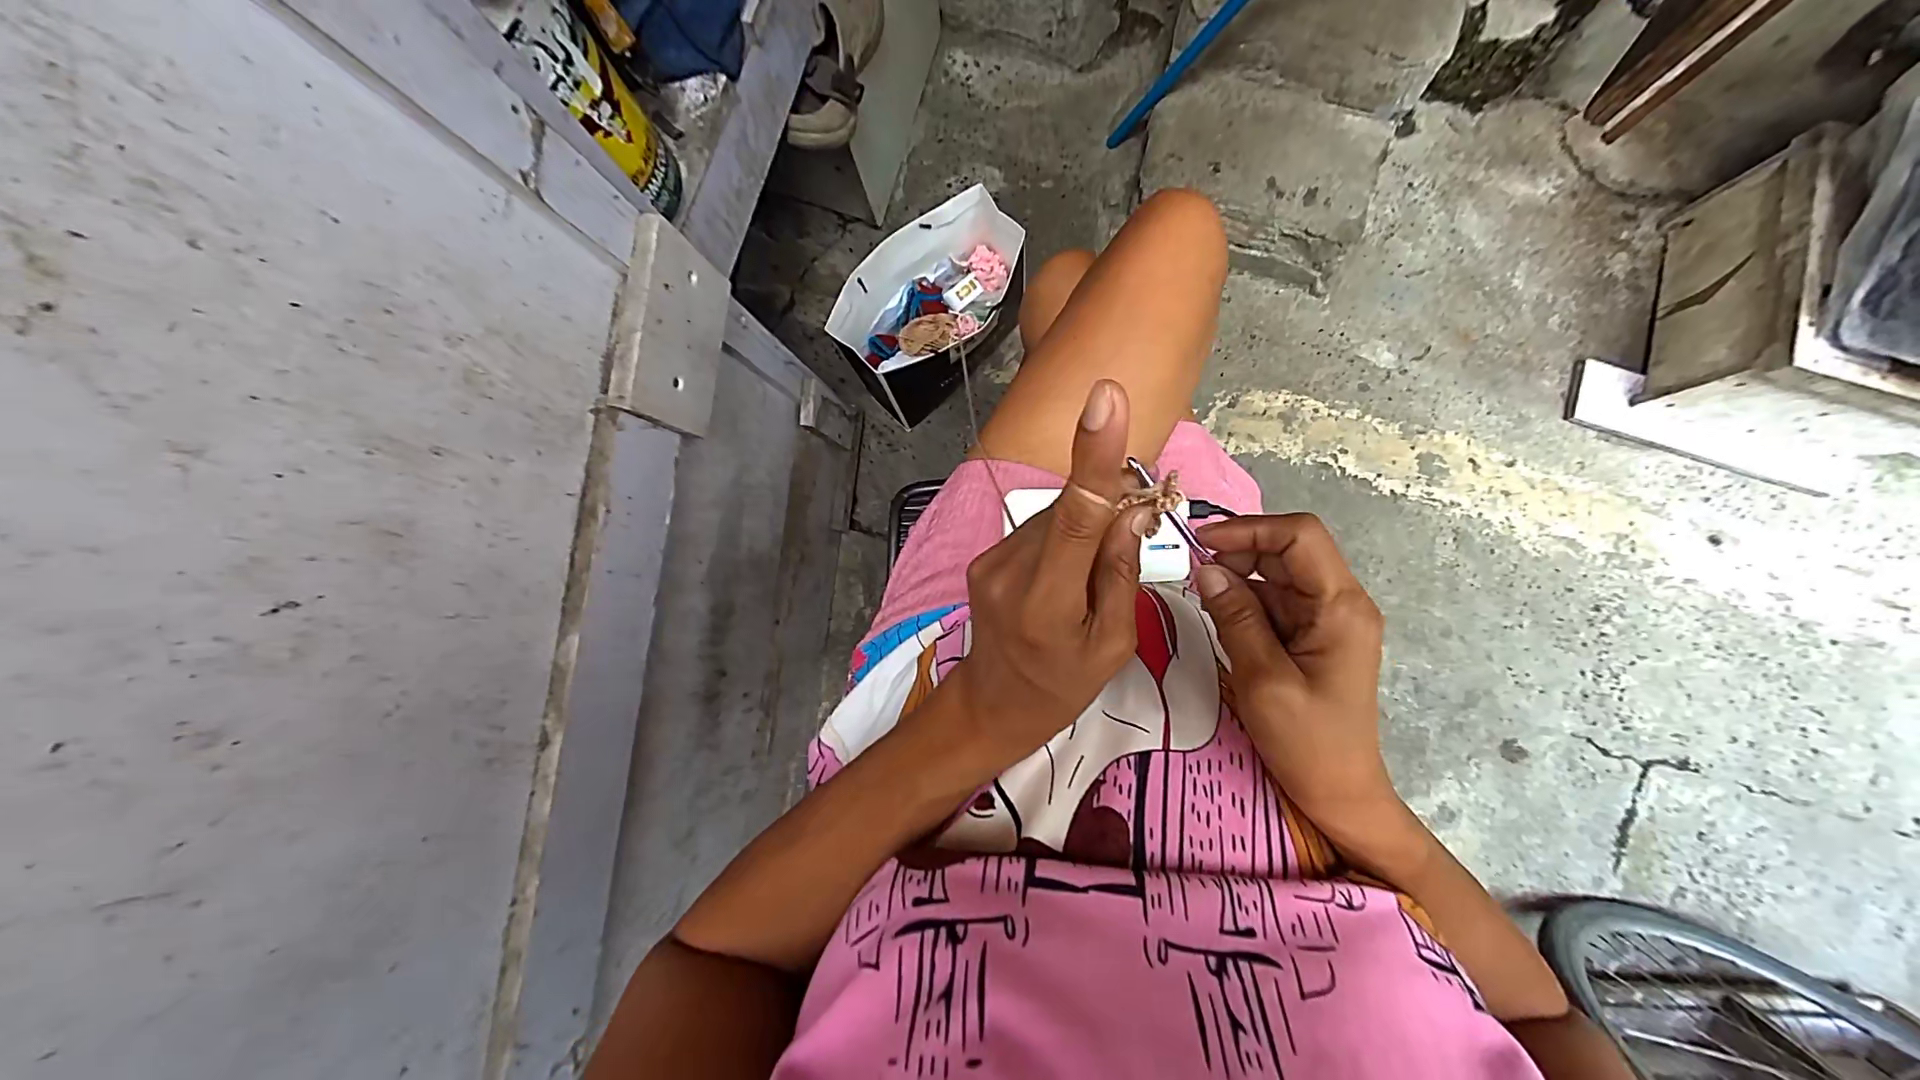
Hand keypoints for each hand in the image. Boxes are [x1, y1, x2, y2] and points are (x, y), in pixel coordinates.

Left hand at [935, 380, 1154, 777]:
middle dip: (1108, 506)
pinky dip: (1062, 536)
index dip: (1095, 455)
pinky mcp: (983, 556)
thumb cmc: (1060, 687)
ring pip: (1054, 515)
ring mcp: (989, 560)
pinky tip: (1065, 572)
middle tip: (1136, 531)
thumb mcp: (1111, 646)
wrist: (991, 704)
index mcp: (1046, 602)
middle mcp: (1009, 570)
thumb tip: (1133, 512)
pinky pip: (1037, 528)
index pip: (1076, 516)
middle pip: (1071, 508)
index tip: (1106, 397)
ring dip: (1085, 525)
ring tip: (1089, 575)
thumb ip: (1121, 574)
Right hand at [1191, 514, 1399, 849]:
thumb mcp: (1263, 679)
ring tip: (1199, 596)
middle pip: (1287, 550)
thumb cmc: (1308, 742)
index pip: (1300, 536)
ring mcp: (1325, 619)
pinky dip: (1242, 600)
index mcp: (1341, 607)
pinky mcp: (1310, 635)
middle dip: (1237, 552)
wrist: (1339, 792)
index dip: (1249, 529)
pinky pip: (1273, 601)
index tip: (1201, 543)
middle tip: (1191, 573)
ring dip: (1236, 577)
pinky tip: (1218, 615)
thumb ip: (1236, 618)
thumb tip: (1206, 570)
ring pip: (1276, 574)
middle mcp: (1339, 602)